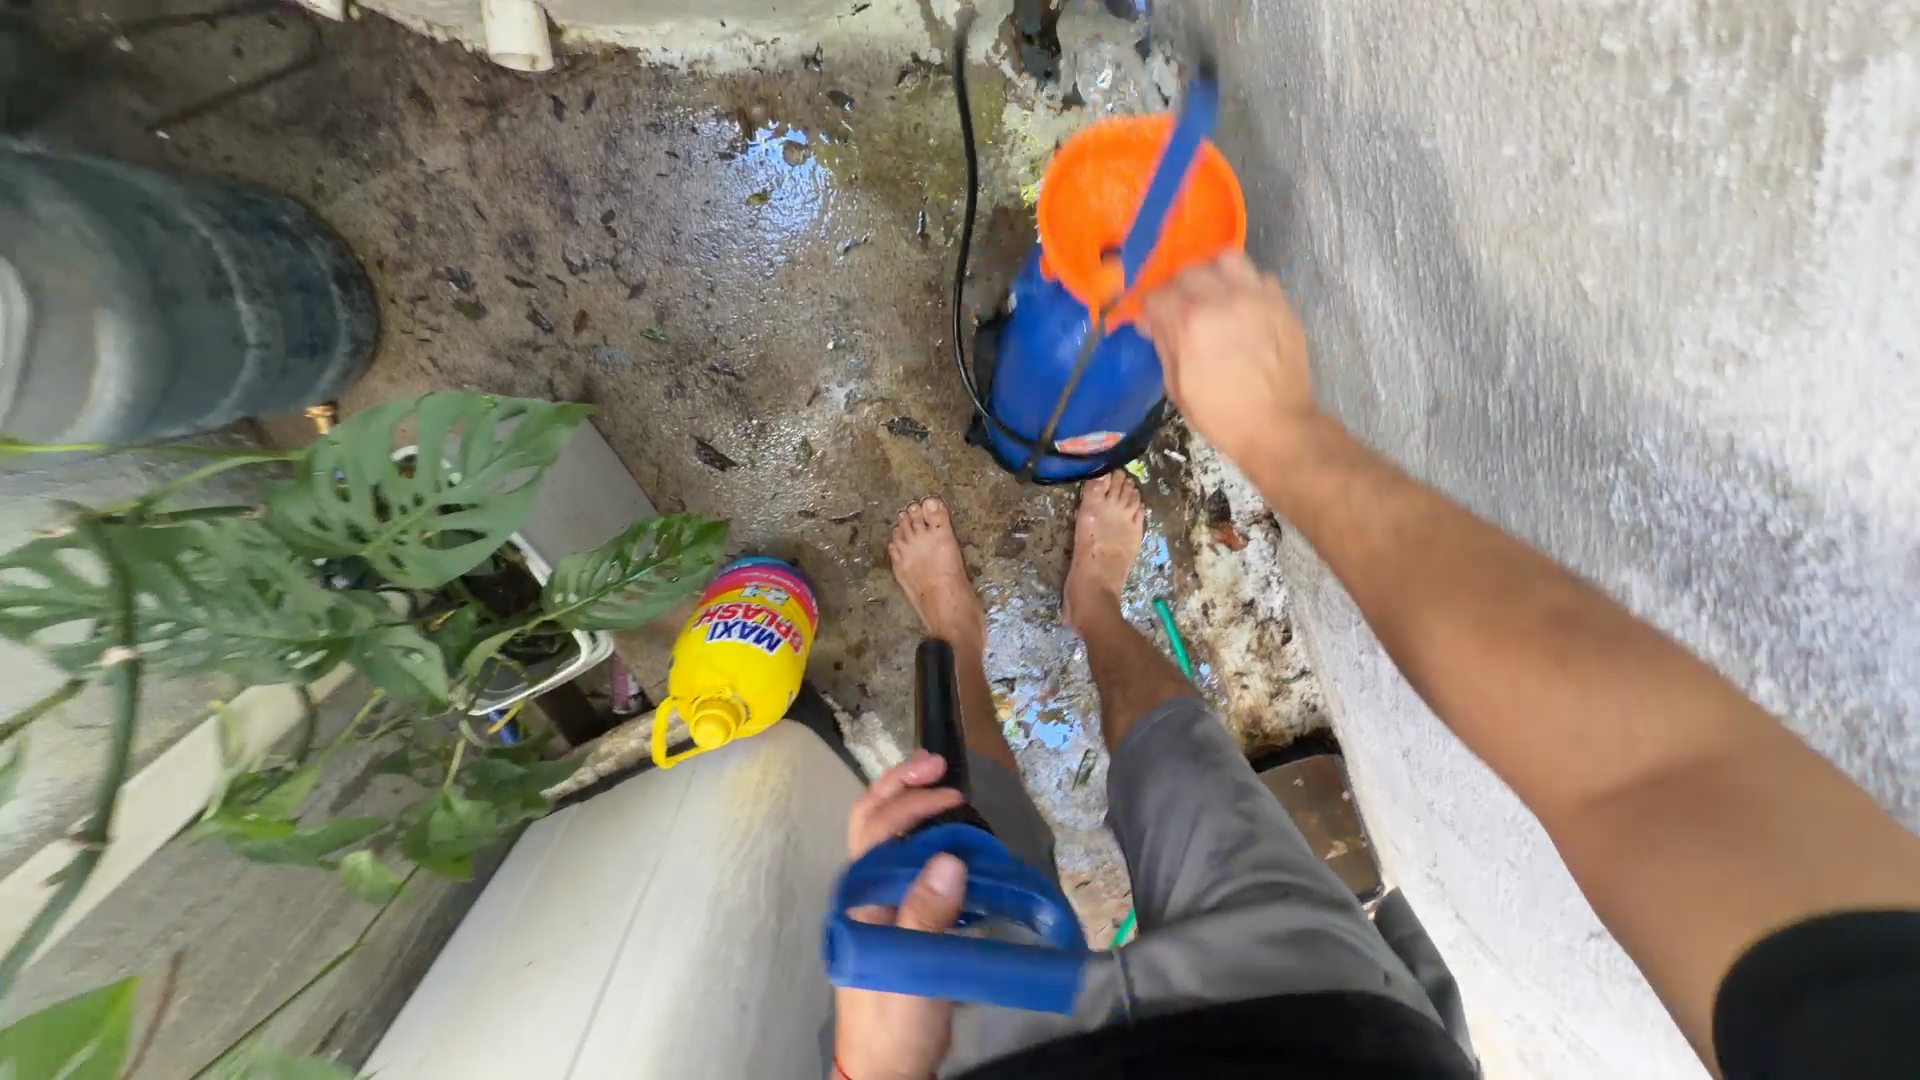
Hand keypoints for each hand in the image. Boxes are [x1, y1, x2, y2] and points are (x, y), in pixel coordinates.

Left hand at [834, 751, 968, 1079]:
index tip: (953, 799)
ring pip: (884, 832)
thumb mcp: (912, 969)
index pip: (878, 829)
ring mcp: (878, 897)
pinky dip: (921, 830)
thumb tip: (951, 856)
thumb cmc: (894, 1017)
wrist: (886, 1066)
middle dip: (900, 784)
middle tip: (937, 764)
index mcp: (859, 894)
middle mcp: (863, 886)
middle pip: (871, 818)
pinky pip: (904, 855)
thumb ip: (927, 914)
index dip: (912, 806)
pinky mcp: (897, 910)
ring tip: (939, 779)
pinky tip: (947, 828)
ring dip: (907, 800)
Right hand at [1140, 252, 1318, 462]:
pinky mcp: (1281, 303)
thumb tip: (1153, 323)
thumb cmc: (1219, 414)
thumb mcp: (1177, 386)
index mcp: (1190, 323)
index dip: (1149, 309)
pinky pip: (1258, 277)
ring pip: (1226, 260)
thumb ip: (1164, 345)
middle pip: (1189, 271)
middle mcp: (1223, 300)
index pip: (1157, 295)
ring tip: (1212, 296)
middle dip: (1177, 288)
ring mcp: (1256, 297)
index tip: (1151, 322)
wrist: (1276, 425)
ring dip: (1212, 274)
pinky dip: (1244, 286)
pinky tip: (1241, 308)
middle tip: (1179, 309)